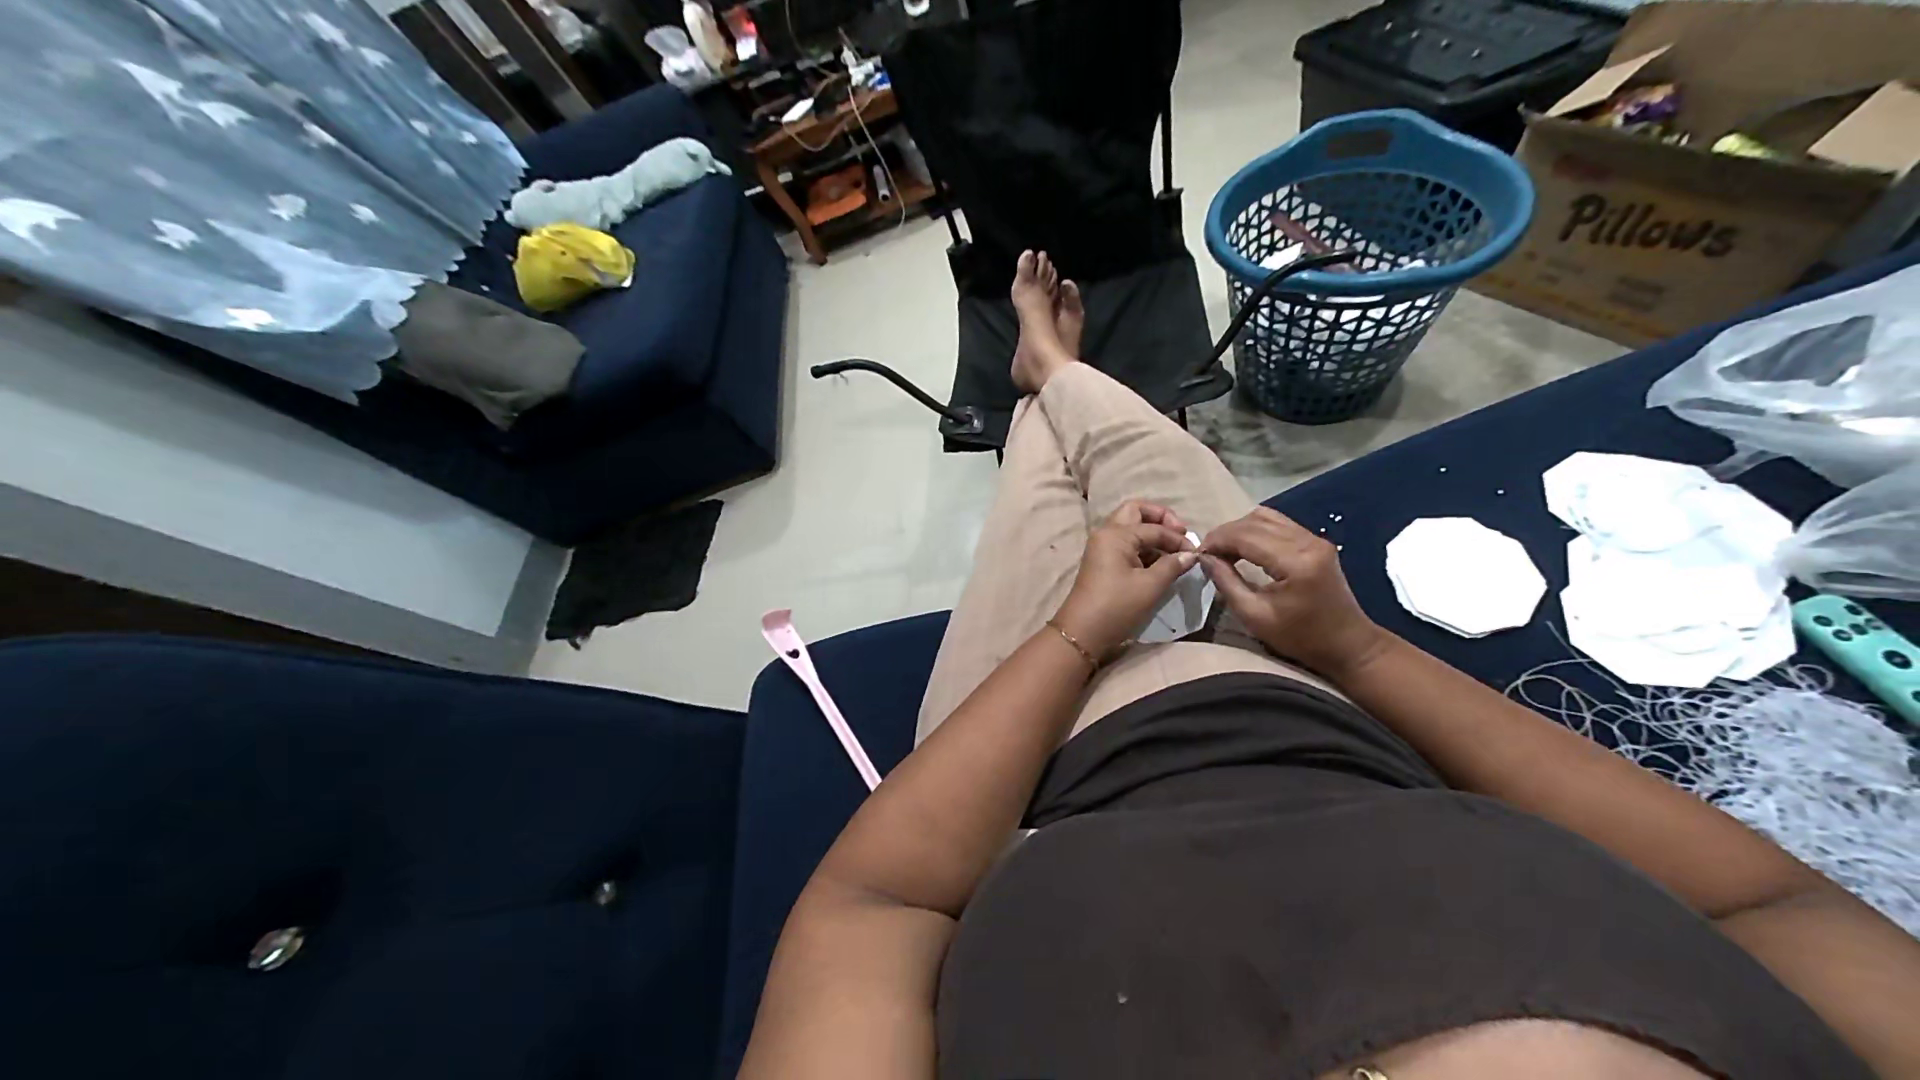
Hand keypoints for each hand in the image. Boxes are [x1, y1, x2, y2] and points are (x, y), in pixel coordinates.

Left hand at [1052, 500, 1198, 660]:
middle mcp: (1106, 534)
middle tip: (1180, 535)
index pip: (1154, 527)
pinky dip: (1145, 549)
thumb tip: (1190, 554)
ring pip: (1131, 528)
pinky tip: (1162, 564)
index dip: (1178, 539)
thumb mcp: (1150, 586)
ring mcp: (1103, 547)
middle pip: (1136, 512)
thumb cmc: (1116, 606)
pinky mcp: (1104, 562)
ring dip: (1153, 535)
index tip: (1195, 554)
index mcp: (1115, 534)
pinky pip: (1127, 545)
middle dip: (1161, 519)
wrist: (1083, 633)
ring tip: (1175, 554)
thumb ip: (1172, 565)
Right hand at [1199, 508, 1387, 679]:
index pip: (1244, 535)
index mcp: (1295, 561)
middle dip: (1224, 534)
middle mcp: (1307, 541)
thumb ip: (1226, 582)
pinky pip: (1278, 524)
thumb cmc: (1301, 637)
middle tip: (1207, 554)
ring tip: (1224, 551)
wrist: (1349, 645)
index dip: (1216, 541)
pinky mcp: (1316, 542)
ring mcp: (1315, 539)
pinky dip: (1255, 531)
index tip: (1197, 555)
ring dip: (1239, 530)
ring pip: (1265, 517)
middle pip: (1254, 521)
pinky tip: (1244, 549)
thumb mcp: (1255, 616)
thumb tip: (1204, 558)